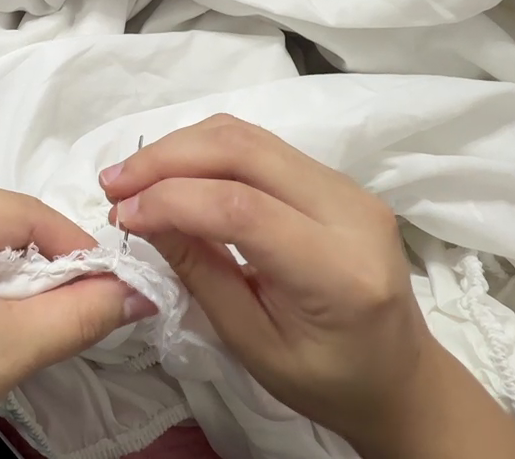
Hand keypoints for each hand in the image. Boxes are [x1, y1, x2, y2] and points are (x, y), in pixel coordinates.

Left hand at [0, 178, 155, 458]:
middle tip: (72, 313)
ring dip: (16, 275)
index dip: (79, 252)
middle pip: (4, 220)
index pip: (27, 213)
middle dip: (44, 266)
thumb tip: (137, 290)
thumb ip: (81, 313)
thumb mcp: (7, 350)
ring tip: (29, 320)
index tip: (118, 292)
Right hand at [100, 115, 514, 458]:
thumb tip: (139, 214)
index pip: (241, 207)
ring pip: (244, 134)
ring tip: (133, 177)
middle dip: (165, 158)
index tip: (120, 214)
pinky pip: (254, 142)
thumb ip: (198, 270)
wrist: (401, 380)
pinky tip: (170, 172)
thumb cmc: (326, 380)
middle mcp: (350, 211)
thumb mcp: (251, 343)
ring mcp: (345, 185)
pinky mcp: (331, 175)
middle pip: (241, 149)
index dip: (170, 199)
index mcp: (338, 271)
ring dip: (177, 147)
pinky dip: (201, 149)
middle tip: (113, 183)